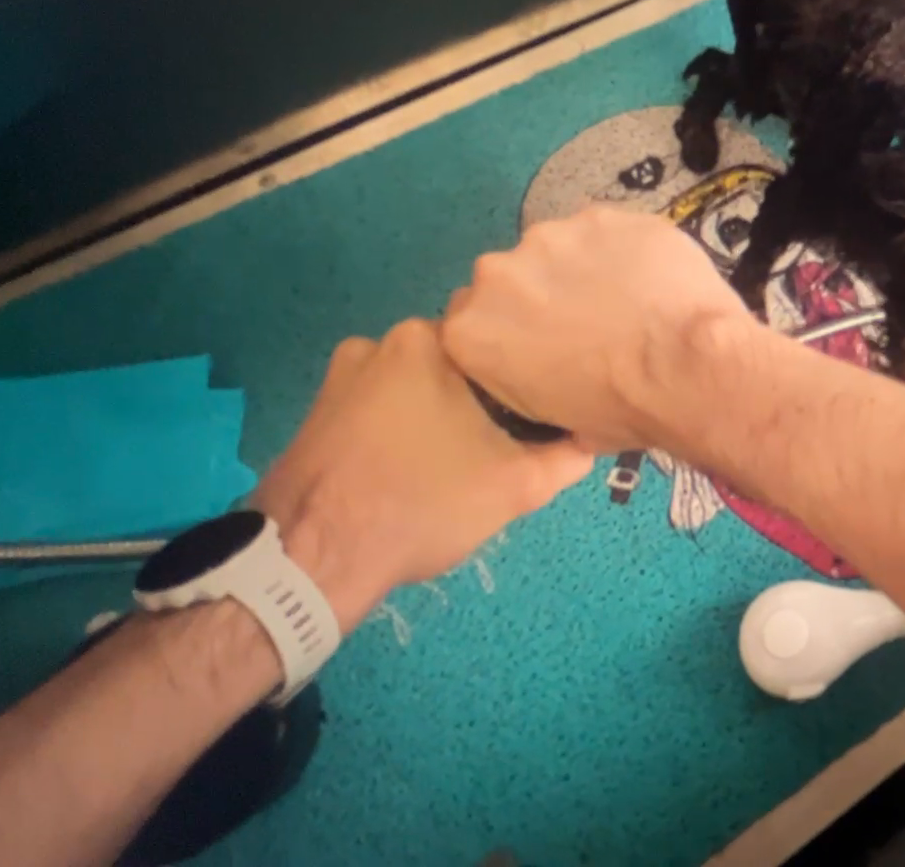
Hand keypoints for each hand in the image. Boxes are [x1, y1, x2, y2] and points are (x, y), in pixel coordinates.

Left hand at [254, 319, 592, 628]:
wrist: (311, 562)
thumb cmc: (421, 505)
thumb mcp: (517, 486)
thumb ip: (568, 456)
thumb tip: (593, 438)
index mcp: (428, 341)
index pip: (501, 346)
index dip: (526, 382)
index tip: (537, 418)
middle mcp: (380, 342)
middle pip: (459, 366)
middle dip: (484, 400)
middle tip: (502, 446)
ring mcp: (341, 376)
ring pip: (420, 386)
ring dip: (443, 414)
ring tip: (461, 459)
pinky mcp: (318, 410)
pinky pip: (383, 407)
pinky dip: (405, 429)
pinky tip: (416, 466)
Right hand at [441, 206, 753, 450]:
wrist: (685, 367)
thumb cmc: (624, 409)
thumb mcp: (564, 422)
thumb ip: (536, 385)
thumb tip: (561, 380)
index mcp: (472, 333)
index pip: (475, 323)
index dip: (515, 331)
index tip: (547, 341)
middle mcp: (497, 276)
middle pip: (513, 278)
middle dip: (545, 294)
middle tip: (594, 320)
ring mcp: (551, 237)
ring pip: (561, 248)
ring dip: (586, 267)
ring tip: (632, 297)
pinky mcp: (601, 215)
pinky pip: (608, 232)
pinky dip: (626, 249)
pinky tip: (655, 276)